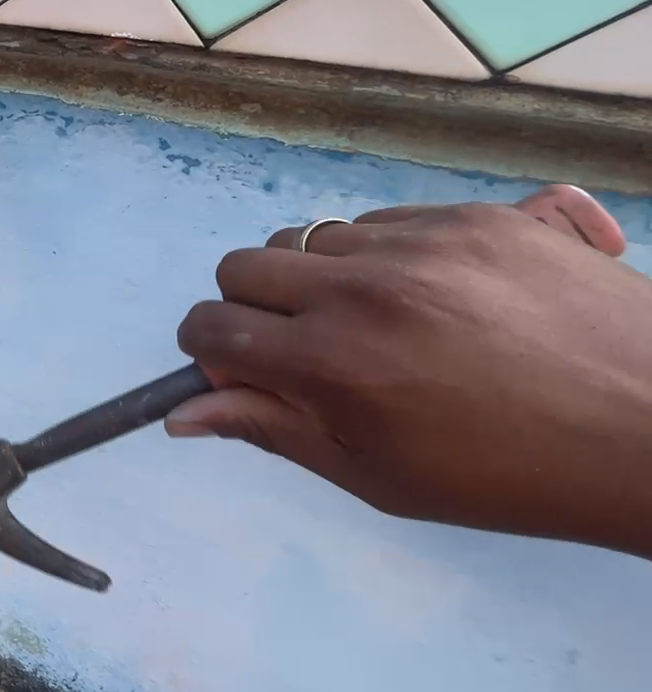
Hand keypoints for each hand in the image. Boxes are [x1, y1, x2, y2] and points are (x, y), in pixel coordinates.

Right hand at [170, 189, 651, 556]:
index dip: (211, 347)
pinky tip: (434, 292)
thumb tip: (179, 414)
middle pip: (239, 267)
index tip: (241, 364)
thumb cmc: (510, 472)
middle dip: (252, 305)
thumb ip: (269, 430)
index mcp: (331, 363)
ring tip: (381, 314)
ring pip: (305, 240)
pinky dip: (380, 255)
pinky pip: (376, 222)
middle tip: (306, 338)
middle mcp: (358, 291)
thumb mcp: (378, 474)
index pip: (211, 327)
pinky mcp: (470, 216)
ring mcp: (417, 246)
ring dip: (317, 277)